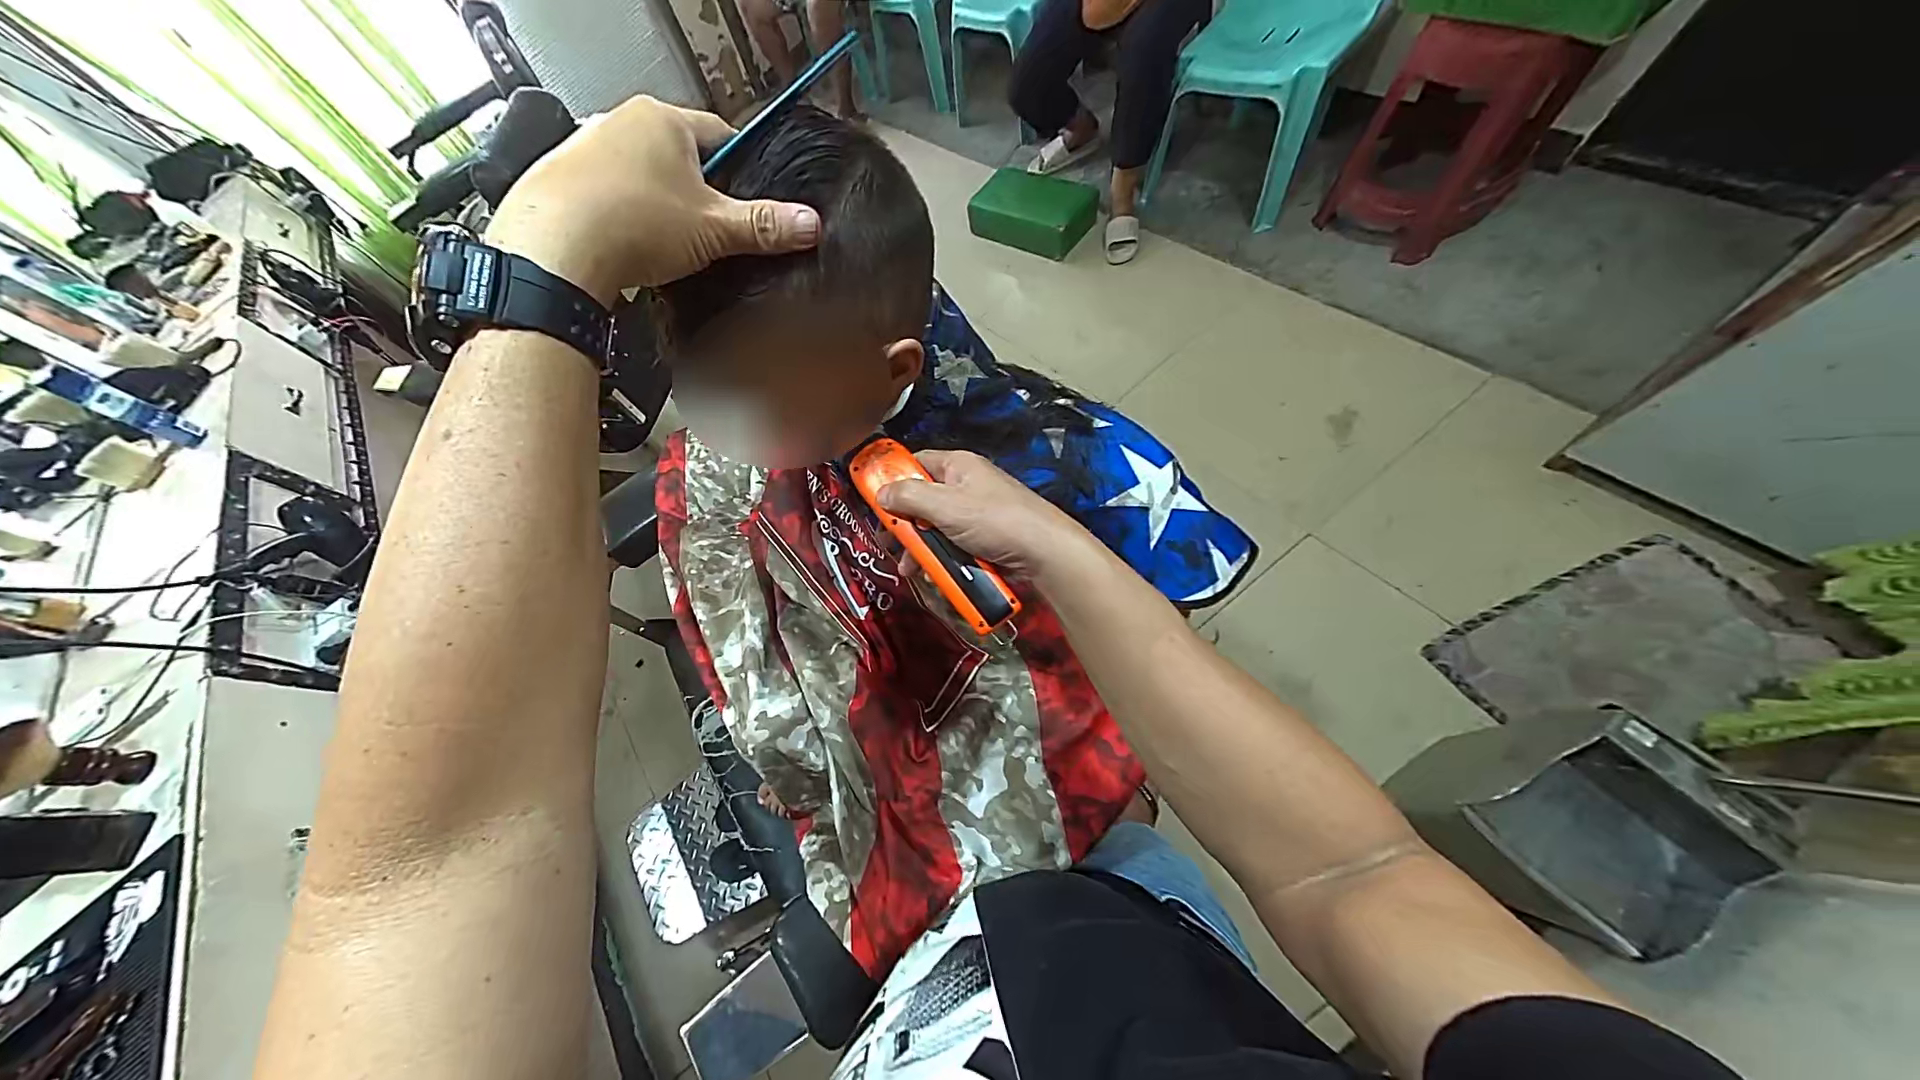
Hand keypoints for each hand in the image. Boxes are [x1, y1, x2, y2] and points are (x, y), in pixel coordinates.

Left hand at [485, 96, 820, 303]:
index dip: (743, 169)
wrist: (554, 250)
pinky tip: (635, 247)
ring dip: (662, 205)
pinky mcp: (564, 179)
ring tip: (671, 244)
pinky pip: (612, 194)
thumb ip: (764, 225)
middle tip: (712, 230)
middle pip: (682, 156)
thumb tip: (810, 223)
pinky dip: (627, 216)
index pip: (722, 134)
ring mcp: (587, 147)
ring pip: (645, 176)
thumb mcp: (714, 228)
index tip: (749, 198)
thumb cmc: (631, 222)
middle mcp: (621, 121)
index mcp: (663, 120)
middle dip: (700, 192)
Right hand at [875, 450, 1094, 583]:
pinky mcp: (984, 539)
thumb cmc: (997, 521)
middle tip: (891, 543)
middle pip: (921, 501)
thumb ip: (909, 498)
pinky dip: (943, 559)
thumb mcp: (946, 507)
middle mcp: (966, 486)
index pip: (914, 463)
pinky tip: (936, 574)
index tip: (872, 500)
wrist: (1045, 553)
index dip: (891, 479)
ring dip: (922, 549)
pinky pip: (953, 546)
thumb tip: (881, 493)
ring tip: (913, 568)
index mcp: (957, 466)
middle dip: (905, 525)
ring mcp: (976, 514)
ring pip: (935, 528)